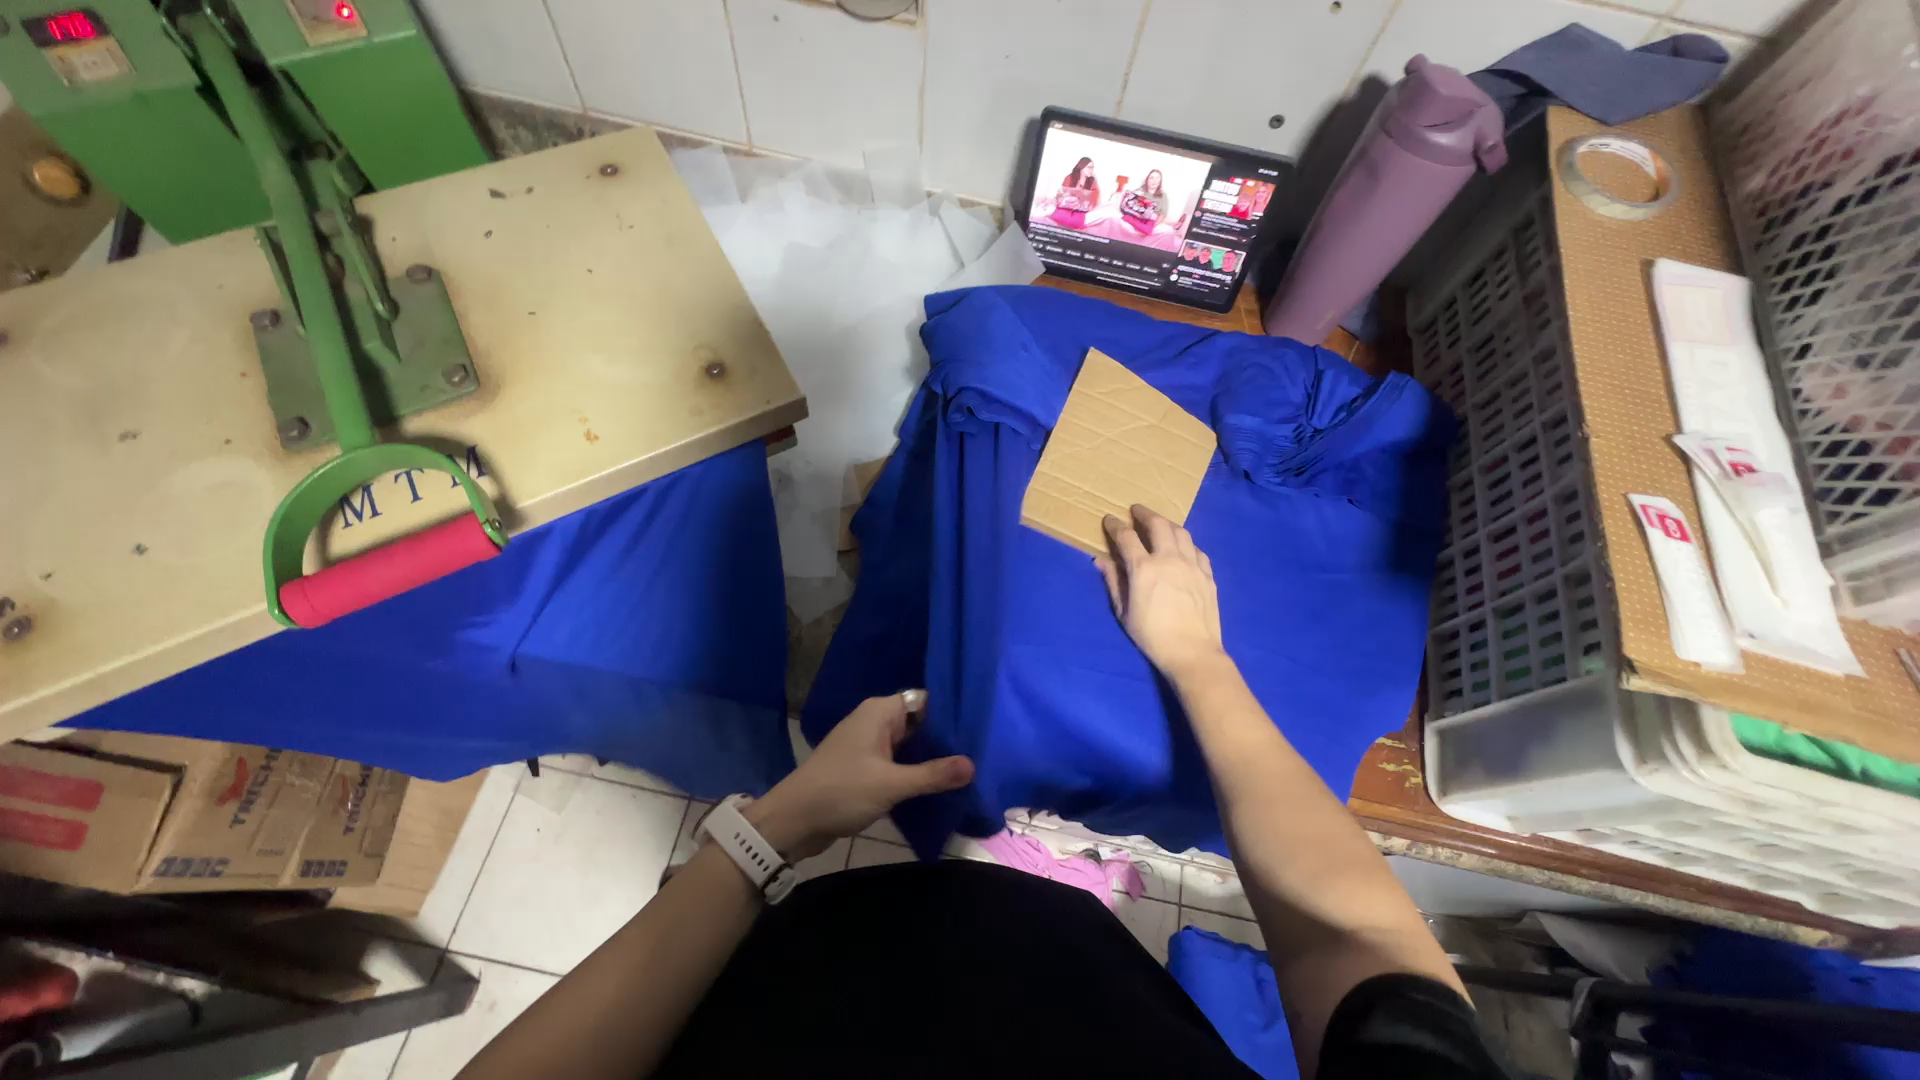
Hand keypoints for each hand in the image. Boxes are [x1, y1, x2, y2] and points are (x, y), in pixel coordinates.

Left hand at [746, 691, 972, 860]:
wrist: (793, 822)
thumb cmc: (841, 791)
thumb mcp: (891, 784)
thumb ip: (932, 775)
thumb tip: (973, 765)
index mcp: (879, 712)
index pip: (925, 700)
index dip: (951, 711)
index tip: (980, 725)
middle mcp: (874, 721)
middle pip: (919, 722)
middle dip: (945, 737)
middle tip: (982, 750)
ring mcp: (868, 745)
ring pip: (909, 744)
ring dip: (931, 757)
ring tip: (969, 767)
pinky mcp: (864, 767)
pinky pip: (898, 762)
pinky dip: (915, 771)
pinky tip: (940, 784)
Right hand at [1095, 504, 1227, 681]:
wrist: (1192, 652)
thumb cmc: (1152, 636)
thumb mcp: (1124, 612)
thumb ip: (1114, 582)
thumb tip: (1101, 561)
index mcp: (1144, 568)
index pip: (1127, 537)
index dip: (1116, 526)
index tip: (1109, 520)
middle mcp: (1169, 559)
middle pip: (1158, 524)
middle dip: (1145, 514)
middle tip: (1136, 510)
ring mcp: (1192, 565)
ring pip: (1181, 532)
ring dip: (1167, 523)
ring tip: (1160, 523)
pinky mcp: (1207, 575)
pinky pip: (1197, 549)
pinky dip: (1186, 543)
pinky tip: (1183, 547)